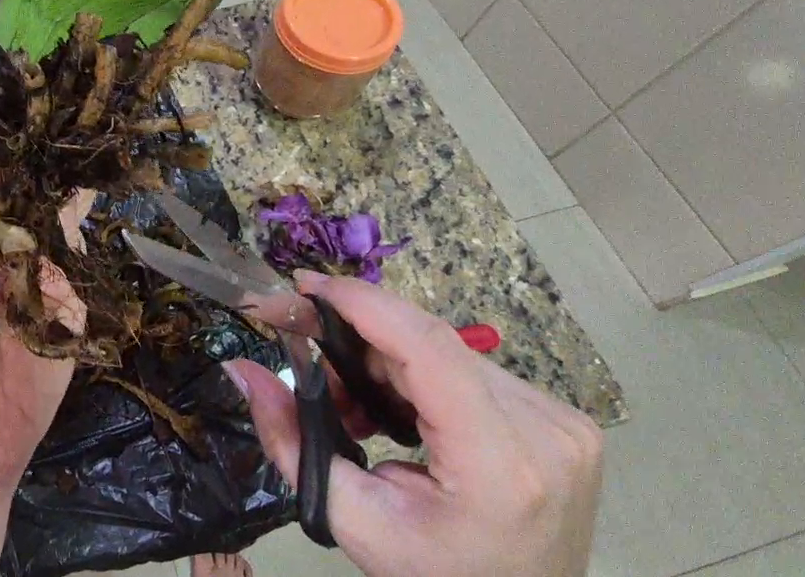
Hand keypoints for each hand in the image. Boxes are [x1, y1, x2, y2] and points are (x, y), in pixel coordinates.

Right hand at [227, 270, 602, 576]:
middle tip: (307, 353)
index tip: (303, 285)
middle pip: (429, 343)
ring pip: (444, 349)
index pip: (425, 346)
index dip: (361, 303)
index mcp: (498, 463)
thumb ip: (289, 439)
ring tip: (353, 404)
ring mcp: (563, 422)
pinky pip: (468, 366)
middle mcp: (544, 429)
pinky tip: (398, 410)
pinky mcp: (564, 419)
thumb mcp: (351, 518)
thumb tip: (240, 368)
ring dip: (384, 358)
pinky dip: (418, 373)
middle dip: (358, 337)